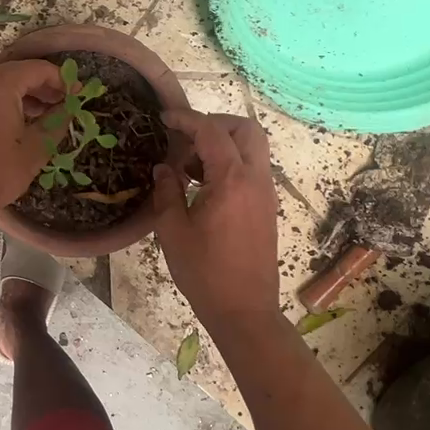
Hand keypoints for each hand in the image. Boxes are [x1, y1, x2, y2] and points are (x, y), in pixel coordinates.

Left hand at [0, 59, 64, 221]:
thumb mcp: (36, 148)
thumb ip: (56, 122)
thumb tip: (69, 108)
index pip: (37, 68)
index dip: (61, 79)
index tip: (77, 94)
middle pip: (17, 72)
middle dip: (43, 84)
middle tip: (64, 102)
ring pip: (0, 84)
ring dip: (24, 93)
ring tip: (45, 114)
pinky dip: (5, 101)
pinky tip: (18, 123)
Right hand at [150, 110, 280, 329]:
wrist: (244, 311)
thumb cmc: (204, 272)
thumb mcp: (172, 230)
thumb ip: (167, 191)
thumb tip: (164, 168)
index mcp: (232, 181)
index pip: (212, 132)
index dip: (186, 119)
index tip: (163, 118)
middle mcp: (256, 180)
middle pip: (246, 130)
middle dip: (215, 124)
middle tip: (185, 137)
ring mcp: (265, 194)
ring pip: (253, 148)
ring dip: (223, 144)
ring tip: (189, 165)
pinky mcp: (266, 208)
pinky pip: (251, 169)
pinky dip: (229, 163)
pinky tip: (202, 184)